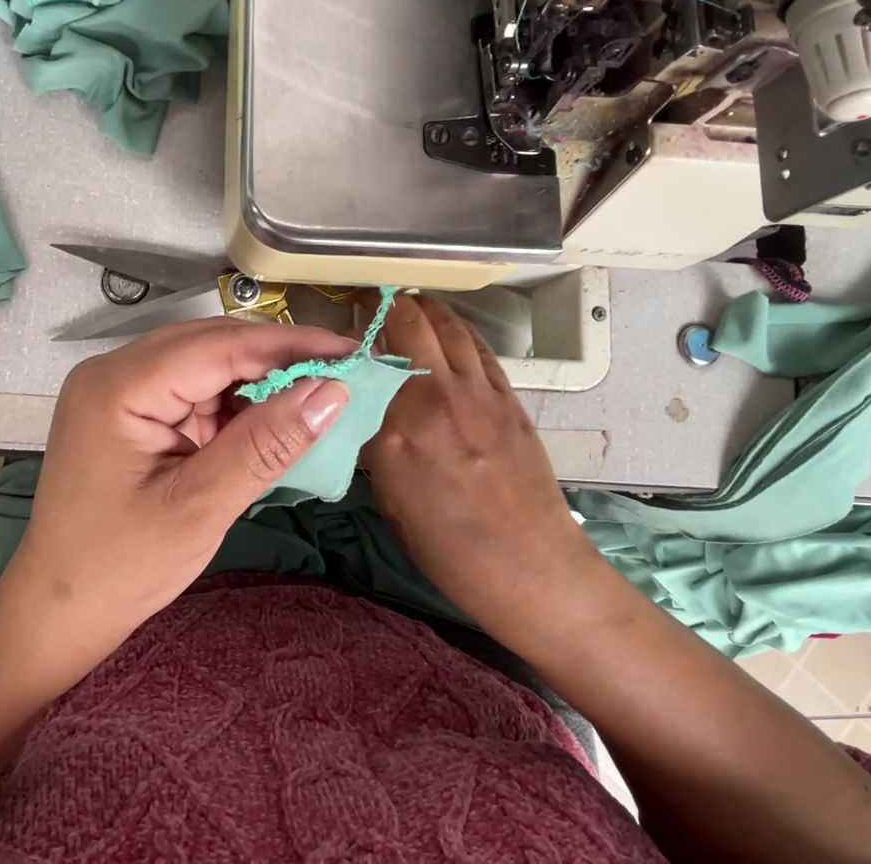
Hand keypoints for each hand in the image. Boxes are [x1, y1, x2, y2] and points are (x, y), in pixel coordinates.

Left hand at [0, 318, 354, 652]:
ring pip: (203, 366)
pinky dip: (231, 405)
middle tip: (342, 375)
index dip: (289, 344)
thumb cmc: (122, 566)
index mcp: (117, 387)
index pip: (217, 345)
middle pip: (209, 345)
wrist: (61, 609)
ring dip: (256, 382)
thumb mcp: (201, 505)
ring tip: (313, 400)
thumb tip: (332, 392)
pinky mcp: (126, 413)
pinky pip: (190, 392)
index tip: (352, 350)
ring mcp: (116, 391)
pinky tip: (266, 423)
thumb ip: (266, 443)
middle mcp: (111, 373)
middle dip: (276, 359)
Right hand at [357, 293, 593, 619]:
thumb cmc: (448, 547)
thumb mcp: (389, 497)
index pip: (363, 363)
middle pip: (409, 321)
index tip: (340, 336)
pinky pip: (479, 347)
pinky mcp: (509, 398)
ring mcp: (480, 392)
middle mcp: (438, 395)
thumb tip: (365, 410)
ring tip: (407, 304)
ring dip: (425, 307)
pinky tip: (448, 331)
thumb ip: (374, 443)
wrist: (530, 567)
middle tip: (371, 305)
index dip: (349, 342)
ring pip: (450, 325)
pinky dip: (458, 330)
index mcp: (397, 427)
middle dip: (386, 304)